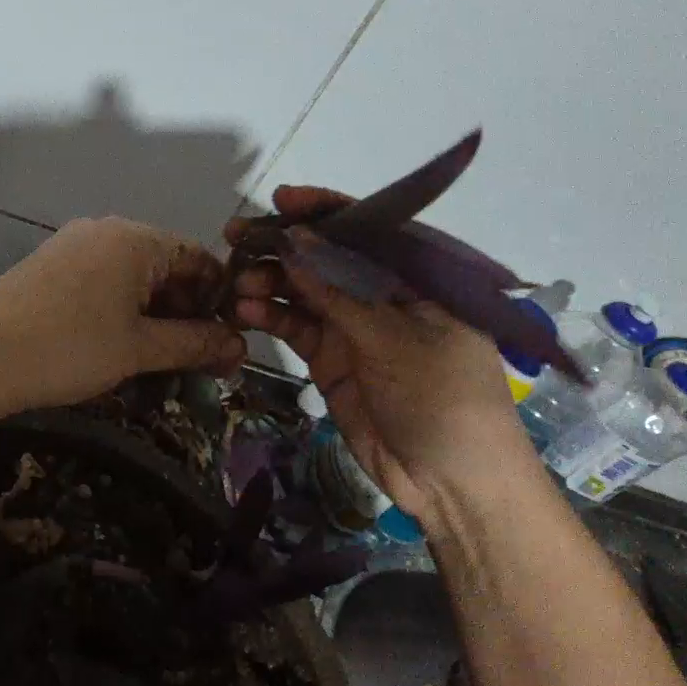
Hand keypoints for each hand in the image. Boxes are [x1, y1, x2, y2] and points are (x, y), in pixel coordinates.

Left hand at [0, 217, 246, 412]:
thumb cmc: (69, 349)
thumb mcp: (139, 349)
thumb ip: (194, 343)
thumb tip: (239, 345)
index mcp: (135, 238)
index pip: (198, 258)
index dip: (219, 300)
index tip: (228, 343)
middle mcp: (105, 229)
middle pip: (166, 265)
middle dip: (187, 311)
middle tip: (201, 361)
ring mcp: (73, 243)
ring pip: (133, 275)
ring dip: (155, 313)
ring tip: (161, 360)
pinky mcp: (50, 263)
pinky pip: (102, 279)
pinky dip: (121, 307)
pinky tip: (119, 345)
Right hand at [224, 187, 532, 519]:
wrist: (451, 484)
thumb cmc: (444, 399)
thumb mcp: (395, 339)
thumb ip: (340, 292)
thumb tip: (294, 241)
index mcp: (418, 280)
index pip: (370, 230)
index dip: (325, 211)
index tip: (280, 200)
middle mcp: (382, 294)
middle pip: (326, 257)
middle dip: (283, 245)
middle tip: (236, 237)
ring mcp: (353, 326)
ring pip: (302, 289)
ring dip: (268, 282)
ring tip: (235, 282)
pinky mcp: (329, 357)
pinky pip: (294, 325)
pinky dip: (269, 316)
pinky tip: (243, 311)